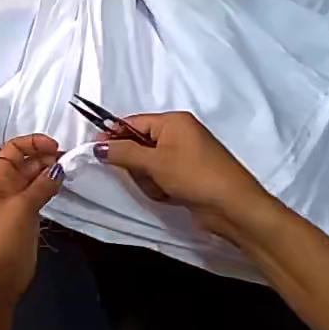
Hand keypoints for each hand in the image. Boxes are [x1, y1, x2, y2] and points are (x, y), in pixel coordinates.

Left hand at [0, 134, 63, 308]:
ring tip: (72, 171)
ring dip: (51, 172)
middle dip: (47, 156)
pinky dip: (51, 188)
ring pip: (34, 177)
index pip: (14, 148)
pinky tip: (65, 188)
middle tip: (72, 160)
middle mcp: (5, 186)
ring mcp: (16, 203)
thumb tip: (59, 167)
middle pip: (26, 161)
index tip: (57, 147)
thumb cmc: (2, 240)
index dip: (33, 142)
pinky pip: (39, 194)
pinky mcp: (26, 218)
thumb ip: (41, 185)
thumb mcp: (22, 208)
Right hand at [97, 111, 275, 238]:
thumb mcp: (154, 163)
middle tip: (147, 175)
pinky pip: (160, 177)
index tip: (95, 149)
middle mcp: (179, 134)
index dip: (113, 135)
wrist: (232, 207)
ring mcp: (184, 155)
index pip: (133, 122)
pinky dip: (160, 187)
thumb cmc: (195, 176)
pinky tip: (171, 195)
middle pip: (138, 144)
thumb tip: (98, 146)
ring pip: (147, 164)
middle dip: (137, 165)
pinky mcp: (186, 175)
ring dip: (149, 180)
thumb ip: (123, 153)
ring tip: (163, 188)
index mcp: (173, 122)